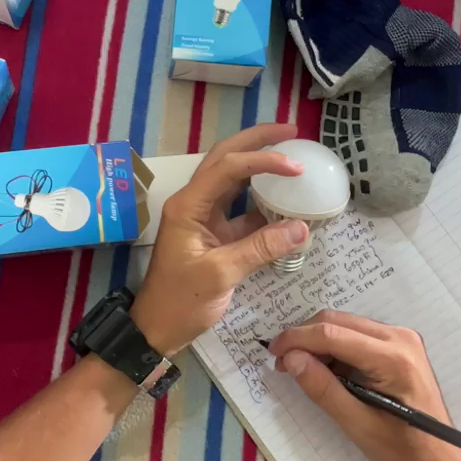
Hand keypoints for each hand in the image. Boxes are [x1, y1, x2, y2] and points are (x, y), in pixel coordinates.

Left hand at [132, 123, 310, 353]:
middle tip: (292, 131)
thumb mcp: (221, 274)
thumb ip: (260, 248)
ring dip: (260, 164)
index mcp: (188, 205)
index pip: (228, 168)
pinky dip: (263, 199)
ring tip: (292, 154)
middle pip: (226, 158)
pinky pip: (241, 207)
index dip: (263, 160)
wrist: (158, 328)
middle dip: (257, 141)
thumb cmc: (180, 301)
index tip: (296, 165)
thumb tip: (302, 227)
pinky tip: (287, 199)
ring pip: (233, 179)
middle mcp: (195, 203)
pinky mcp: (214, 234)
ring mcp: (204, 217)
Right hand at [269, 311, 460, 460]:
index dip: (296, 339)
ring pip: (344, 322)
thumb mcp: (357, 424)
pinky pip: (355, 331)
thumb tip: (290, 358)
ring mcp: (401, 336)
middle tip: (283, 362)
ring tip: (301, 367)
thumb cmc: (402, 448)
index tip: (272, 353)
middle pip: (336, 320)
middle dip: (304, 337)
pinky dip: (334, 344)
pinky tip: (326, 367)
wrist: (442, 458)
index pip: (332, 333)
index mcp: (393, 357)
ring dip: (317, 339)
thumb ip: (323, 388)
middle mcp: (399, 336)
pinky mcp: (398, 342)